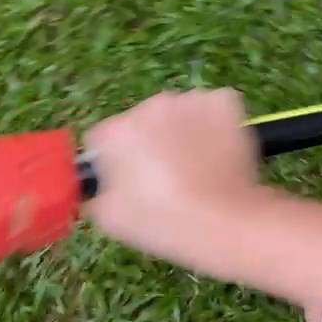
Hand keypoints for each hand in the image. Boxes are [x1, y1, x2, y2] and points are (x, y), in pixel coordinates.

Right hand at [83, 89, 261, 268]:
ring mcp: (190, 100)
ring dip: (180, 130)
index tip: (128, 179)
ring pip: (177, 112)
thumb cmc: (163, 221)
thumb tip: (105, 180)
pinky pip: (210, 109)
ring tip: (193, 165)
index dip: (113, 159)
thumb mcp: (110, 216)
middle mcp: (151, 105)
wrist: (222, 218)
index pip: (104, 137)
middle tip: (163, 175)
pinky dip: (212, 124)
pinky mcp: (223, 101)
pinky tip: (214, 150)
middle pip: (142, 119)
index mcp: (118, 131)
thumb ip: (99, 188)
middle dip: (148, 140)